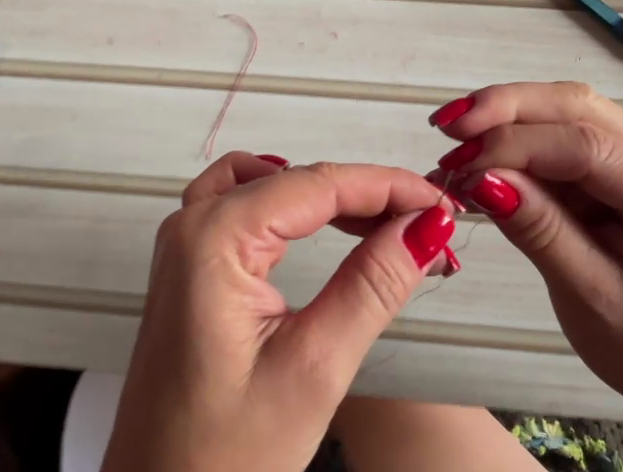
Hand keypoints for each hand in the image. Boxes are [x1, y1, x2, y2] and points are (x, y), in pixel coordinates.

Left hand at [102, 154, 458, 471]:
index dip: (386, 187)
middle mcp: (190, 226)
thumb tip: (422, 228)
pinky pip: (244, 205)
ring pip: (269, 184)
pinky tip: (321, 224)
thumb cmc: (222, 454)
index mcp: (213, 240)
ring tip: (386, 226)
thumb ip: (372, 285)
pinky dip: (291, 206)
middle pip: (294, 179)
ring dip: (328, 196)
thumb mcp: (314, 368)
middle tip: (425, 224)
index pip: (317, 185)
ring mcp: (183, 243)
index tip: (439, 202)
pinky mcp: (188, 264)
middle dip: (364, 195)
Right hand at [429, 83, 622, 470]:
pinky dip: (515, 135)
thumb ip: (540, 231)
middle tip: (446, 130)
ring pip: (566, 108)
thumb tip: (479, 177)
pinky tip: (478, 149)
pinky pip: (561, 131)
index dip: (518, 145)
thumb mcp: (591, 299)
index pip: (589, 147)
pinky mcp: (617, 163)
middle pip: (578, 108)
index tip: (458, 164)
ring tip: (454, 137)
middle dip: (507, 109)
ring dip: (506, 114)